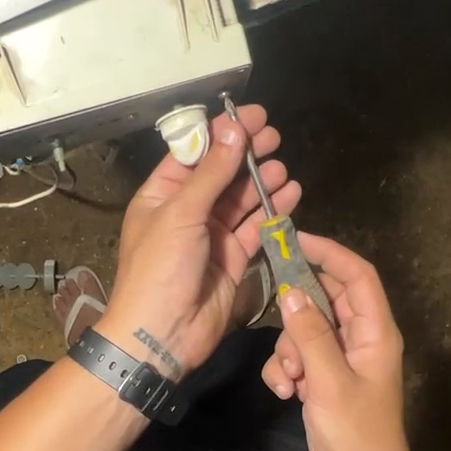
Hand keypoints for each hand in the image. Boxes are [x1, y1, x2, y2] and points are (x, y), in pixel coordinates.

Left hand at [95, 105, 299, 379]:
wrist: (161, 334)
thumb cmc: (159, 270)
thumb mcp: (180, 213)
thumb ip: (211, 172)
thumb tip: (233, 128)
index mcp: (161, 197)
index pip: (193, 154)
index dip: (221, 133)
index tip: (252, 116)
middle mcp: (186, 213)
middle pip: (220, 175)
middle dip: (246, 155)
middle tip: (274, 137)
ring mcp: (210, 238)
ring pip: (241, 202)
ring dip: (261, 183)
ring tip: (283, 168)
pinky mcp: (232, 261)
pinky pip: (255, 230)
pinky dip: (272, 212)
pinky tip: (291, 194)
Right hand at [260, 234, 417, 450]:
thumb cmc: (356, 432)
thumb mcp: (329, 381)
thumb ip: (310, 334)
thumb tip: (291, 292)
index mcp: (375, 332)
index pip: (357, 275)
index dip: (329, 252)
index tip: (293, 240)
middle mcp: (360, 340)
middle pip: (326, 300)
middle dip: (298, 310)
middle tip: (271, 304)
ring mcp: (341, 361)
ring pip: (305, 331)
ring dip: (288, 350)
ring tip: (290, 380)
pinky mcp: (324, 381)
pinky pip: (299, 360)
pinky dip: (286, 372)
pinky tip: (286, 394)